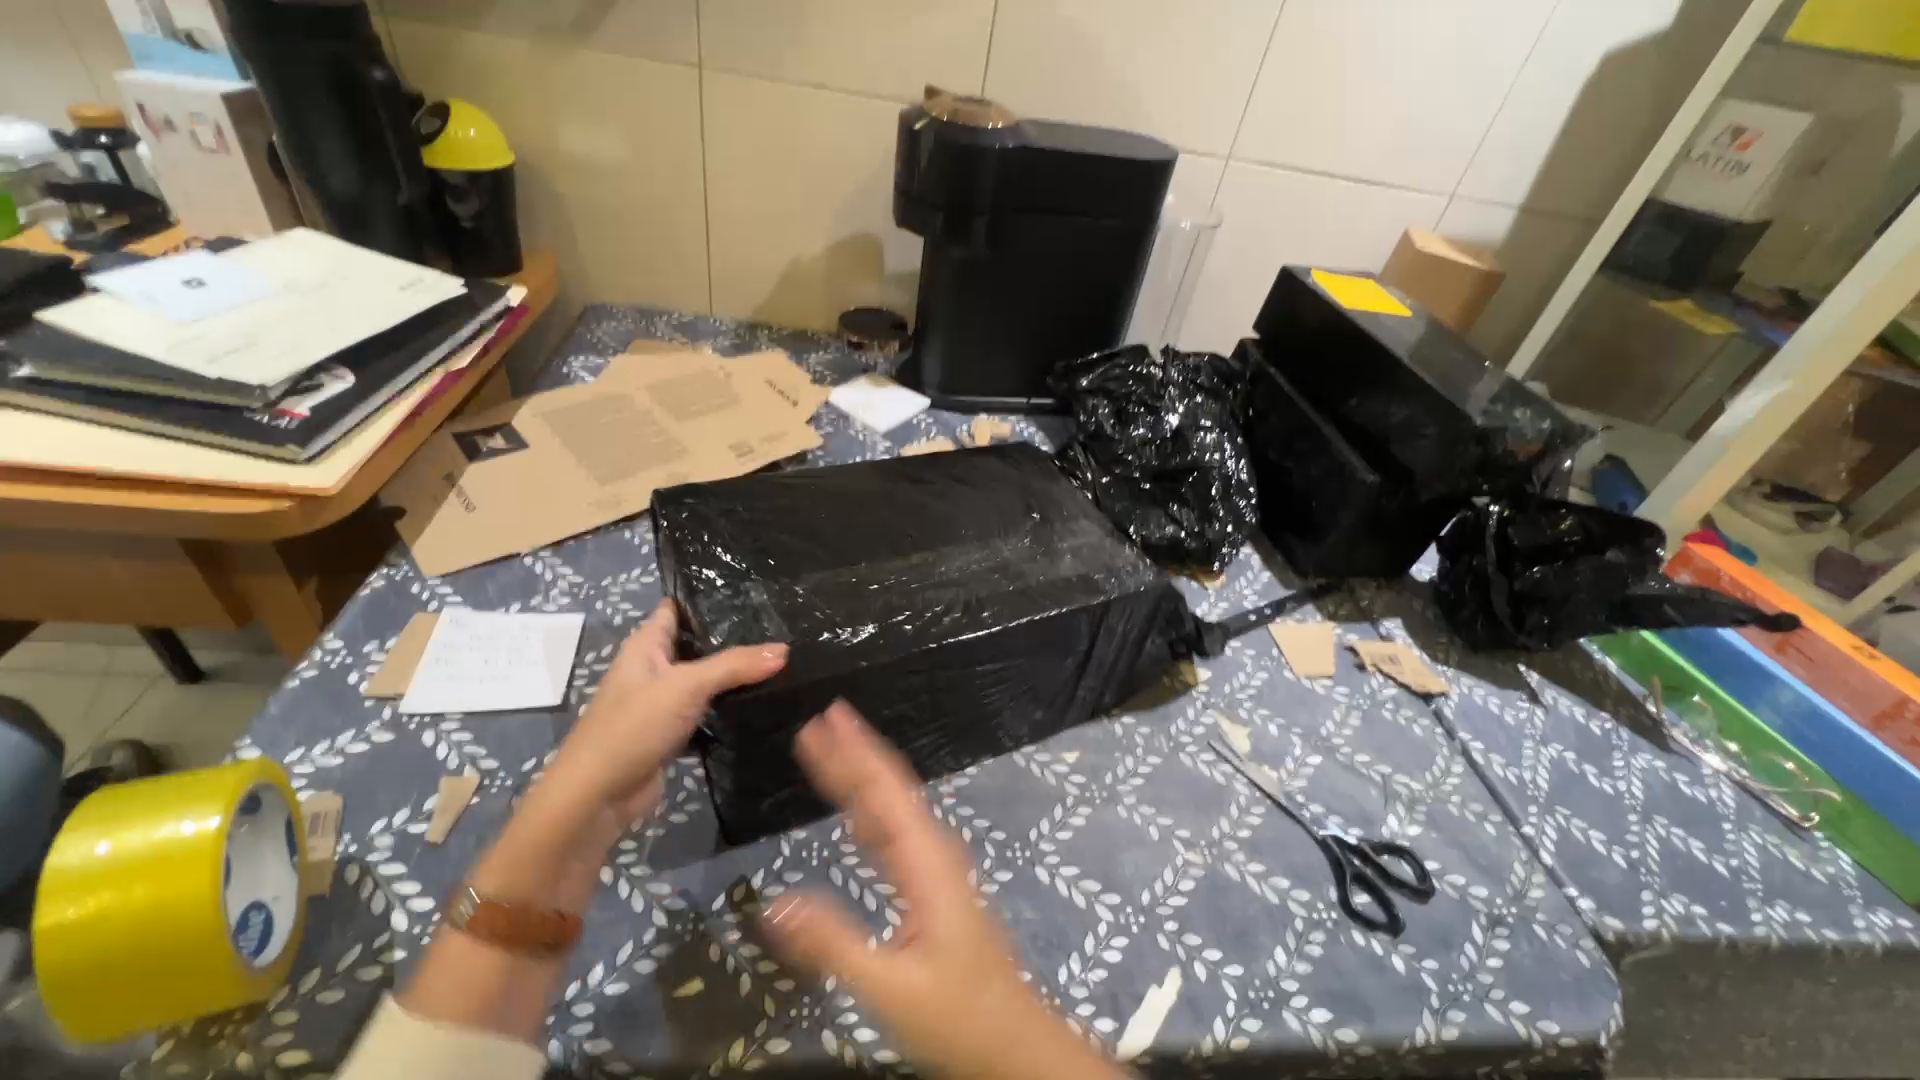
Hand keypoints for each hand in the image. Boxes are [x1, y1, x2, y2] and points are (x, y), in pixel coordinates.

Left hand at [405, 603, 784, 1041]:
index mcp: (646, 645)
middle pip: (698, 645)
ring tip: (784, 663)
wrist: (598, 797)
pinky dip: (729, 711)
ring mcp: (662, 702)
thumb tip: (784, 649)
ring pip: (706, 681)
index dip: (710, 598)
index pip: (679, 608)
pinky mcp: (672, 734)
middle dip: (734, 639)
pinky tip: (763, 704)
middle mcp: (653, 668)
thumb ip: (735, 665)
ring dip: (735, 677)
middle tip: (783, 629)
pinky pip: (707, 713)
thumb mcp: (686, 687)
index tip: (756, 591)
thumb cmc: (632, 727)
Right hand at [758, 702, 1127, 1079]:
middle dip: (856, 753)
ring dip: (863, 776)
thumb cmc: (957, 1014)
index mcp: (927, 864)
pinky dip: (871, 813)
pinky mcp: (933, 889)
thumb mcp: (890, 986)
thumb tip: (772, 903)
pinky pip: (896, 836)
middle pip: (890, 791)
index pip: (885, 794)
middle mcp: (934, 854)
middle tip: (820, 719)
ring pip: (894, 810)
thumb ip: (833, 943)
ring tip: (831, 748)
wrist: (1012, 1041)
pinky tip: (855, 813)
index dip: (856, 753)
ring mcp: (936, 871)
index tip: (827, 717)